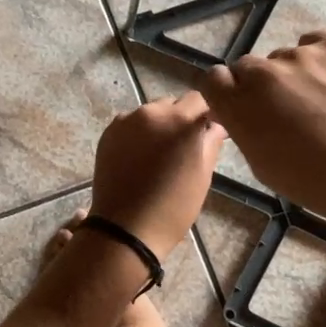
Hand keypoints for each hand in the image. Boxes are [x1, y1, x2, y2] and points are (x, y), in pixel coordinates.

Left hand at [87, 92, 227, 260]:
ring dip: (158, 125)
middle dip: (181, 118)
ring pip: (150, 112)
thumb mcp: (202, 175)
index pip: (200, 99)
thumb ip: (211, 142)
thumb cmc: (173, 207)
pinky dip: (138, 133)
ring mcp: (127, 120)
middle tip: (182, 146)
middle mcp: (152, 112)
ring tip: (158, 154)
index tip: (208, 129)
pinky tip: (139, 157)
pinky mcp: (108, 132)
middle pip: (173, 104)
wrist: (126, 228)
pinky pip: (130, 123)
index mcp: (181, 121)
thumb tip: (216, 125)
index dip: (206, 112)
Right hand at [197, 30, 325, 244]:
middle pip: (248, 67)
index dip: (226, 93)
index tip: (242, 107)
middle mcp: (266, 74)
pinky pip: (317, 43)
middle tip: (291, 111)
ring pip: (287, 58)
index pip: (212, 79)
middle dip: (261, 86)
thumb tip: (239, 109)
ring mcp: (305, 54)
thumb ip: (244, 129)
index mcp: (241, 108)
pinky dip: (324, 60)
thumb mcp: (266, 168)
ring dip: (297, 75)